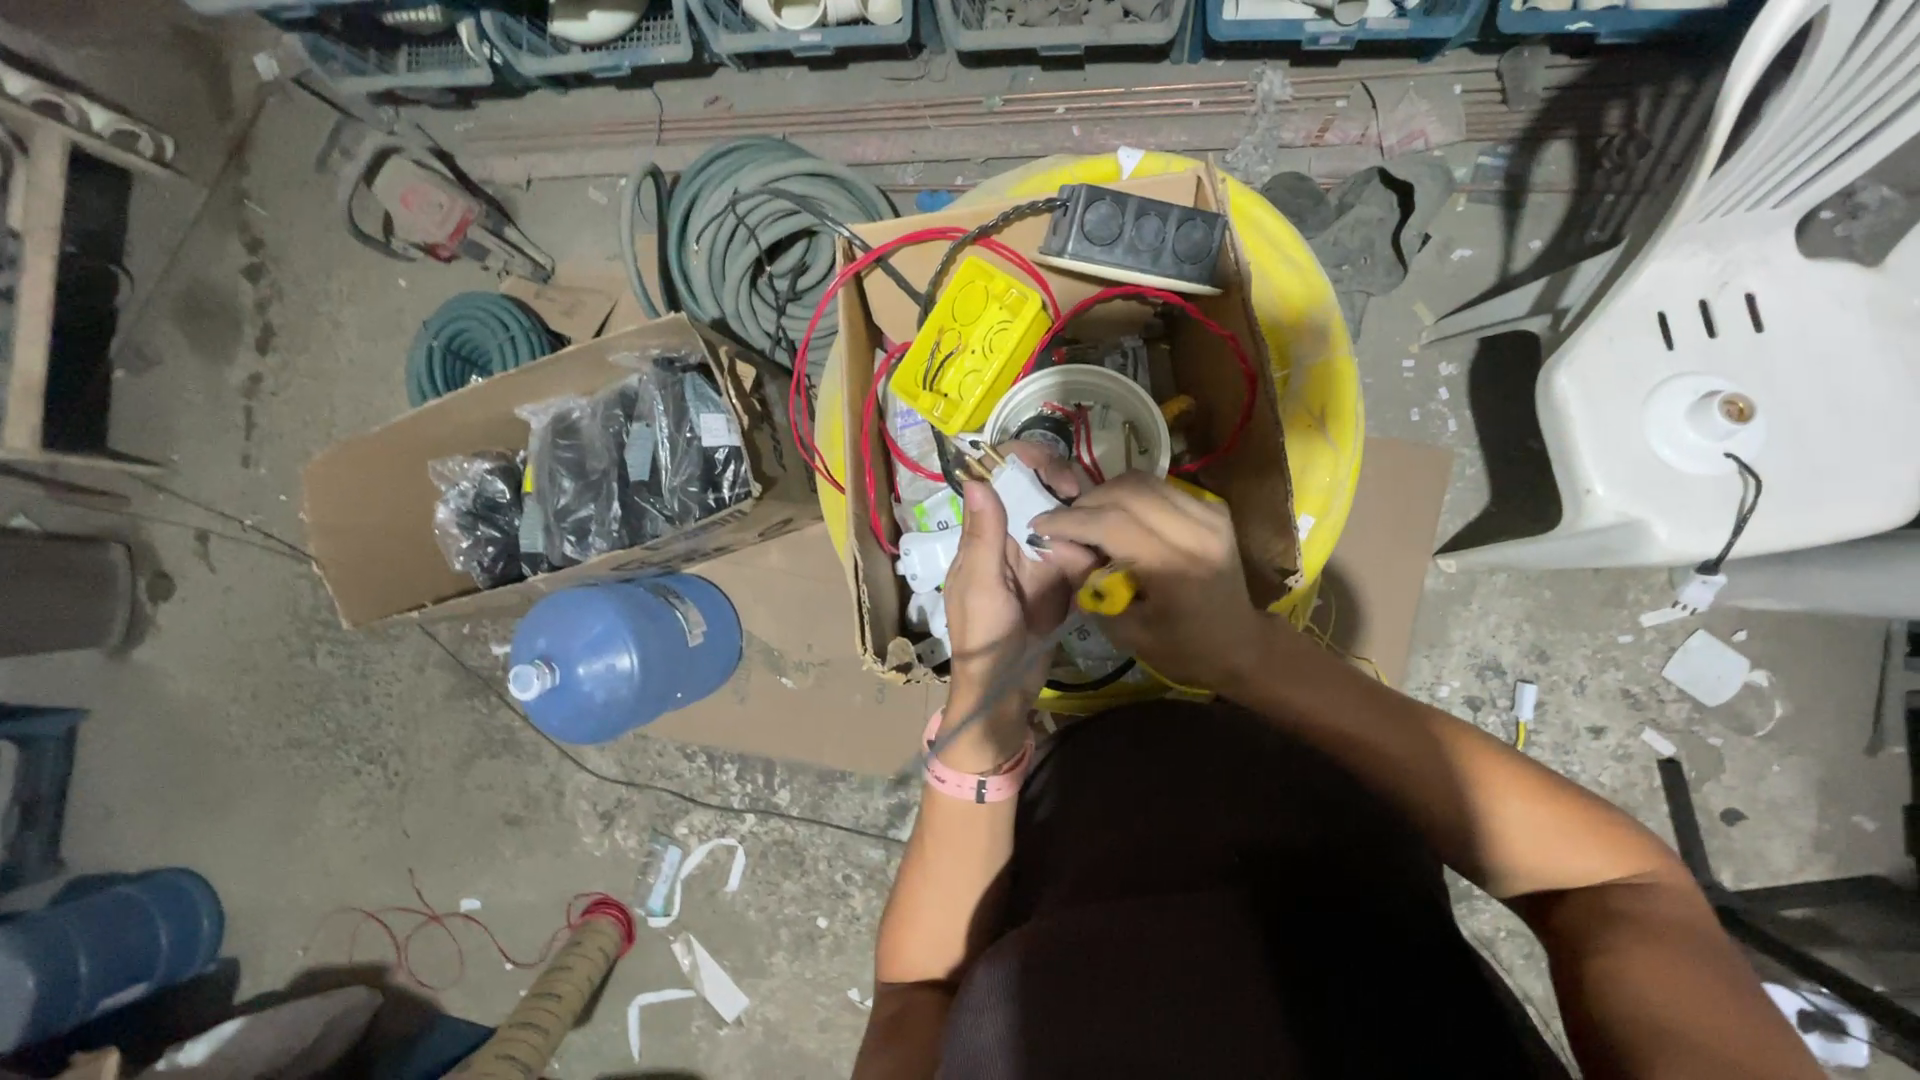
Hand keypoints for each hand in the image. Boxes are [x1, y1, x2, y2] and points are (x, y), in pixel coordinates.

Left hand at [940, 442, 1095, 765]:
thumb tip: (978, 477)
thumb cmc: (982, 636)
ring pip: (1069, 521)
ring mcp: (1041, 559)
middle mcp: (1015, 538)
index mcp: (988, 534)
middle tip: (1090, 502)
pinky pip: (1083, 555)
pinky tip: (1101, 563)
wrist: (1004, 690)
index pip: (1003, 479)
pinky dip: (1093, 555)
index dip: (1028, 463)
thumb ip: (983, 535)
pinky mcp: (1064, 581)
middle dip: (1068, 490)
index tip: (1058, 476)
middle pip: (1043, 492)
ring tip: (1097, 538)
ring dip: (1085, 524)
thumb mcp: (981, 585)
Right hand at [1032, 472, 1281, 690]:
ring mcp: (1209, 514)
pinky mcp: (1213, 509)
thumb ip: (1089, 584)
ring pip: (1142, 481)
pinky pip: (1160, 488)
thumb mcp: (1127, 630)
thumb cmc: (1182, 649)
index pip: (1111, 523)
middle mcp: (1196, 530)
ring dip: (1106, 494)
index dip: (1068, 520)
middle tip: (1063, 524)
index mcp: (1174, 566)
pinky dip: (1131, 497)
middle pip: (1126, 491)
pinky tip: (1120, 519)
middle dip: (1085, 503)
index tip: (1038, 525)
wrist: (1241, 644)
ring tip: (1089, 519)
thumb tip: (1056, 545)